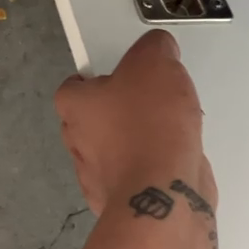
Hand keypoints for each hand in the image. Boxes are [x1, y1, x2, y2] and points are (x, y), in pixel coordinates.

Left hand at [55, 31, 214, 216]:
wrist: (161, 193)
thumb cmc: (148, 124)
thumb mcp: (154, 62)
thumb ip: (153, 48)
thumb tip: (158, 49)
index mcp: (74, 108)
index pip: (73, 87)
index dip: (96, 78)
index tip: (120, 75)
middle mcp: (78, 144)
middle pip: (94, 120)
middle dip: (119, 110)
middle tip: (150, 100)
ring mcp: (97, 178)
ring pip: (115, 149)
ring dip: (138, 139)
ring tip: (171, 128)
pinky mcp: (121, 200)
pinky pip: (135, 174)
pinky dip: (151, 165)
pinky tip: (175, 157)